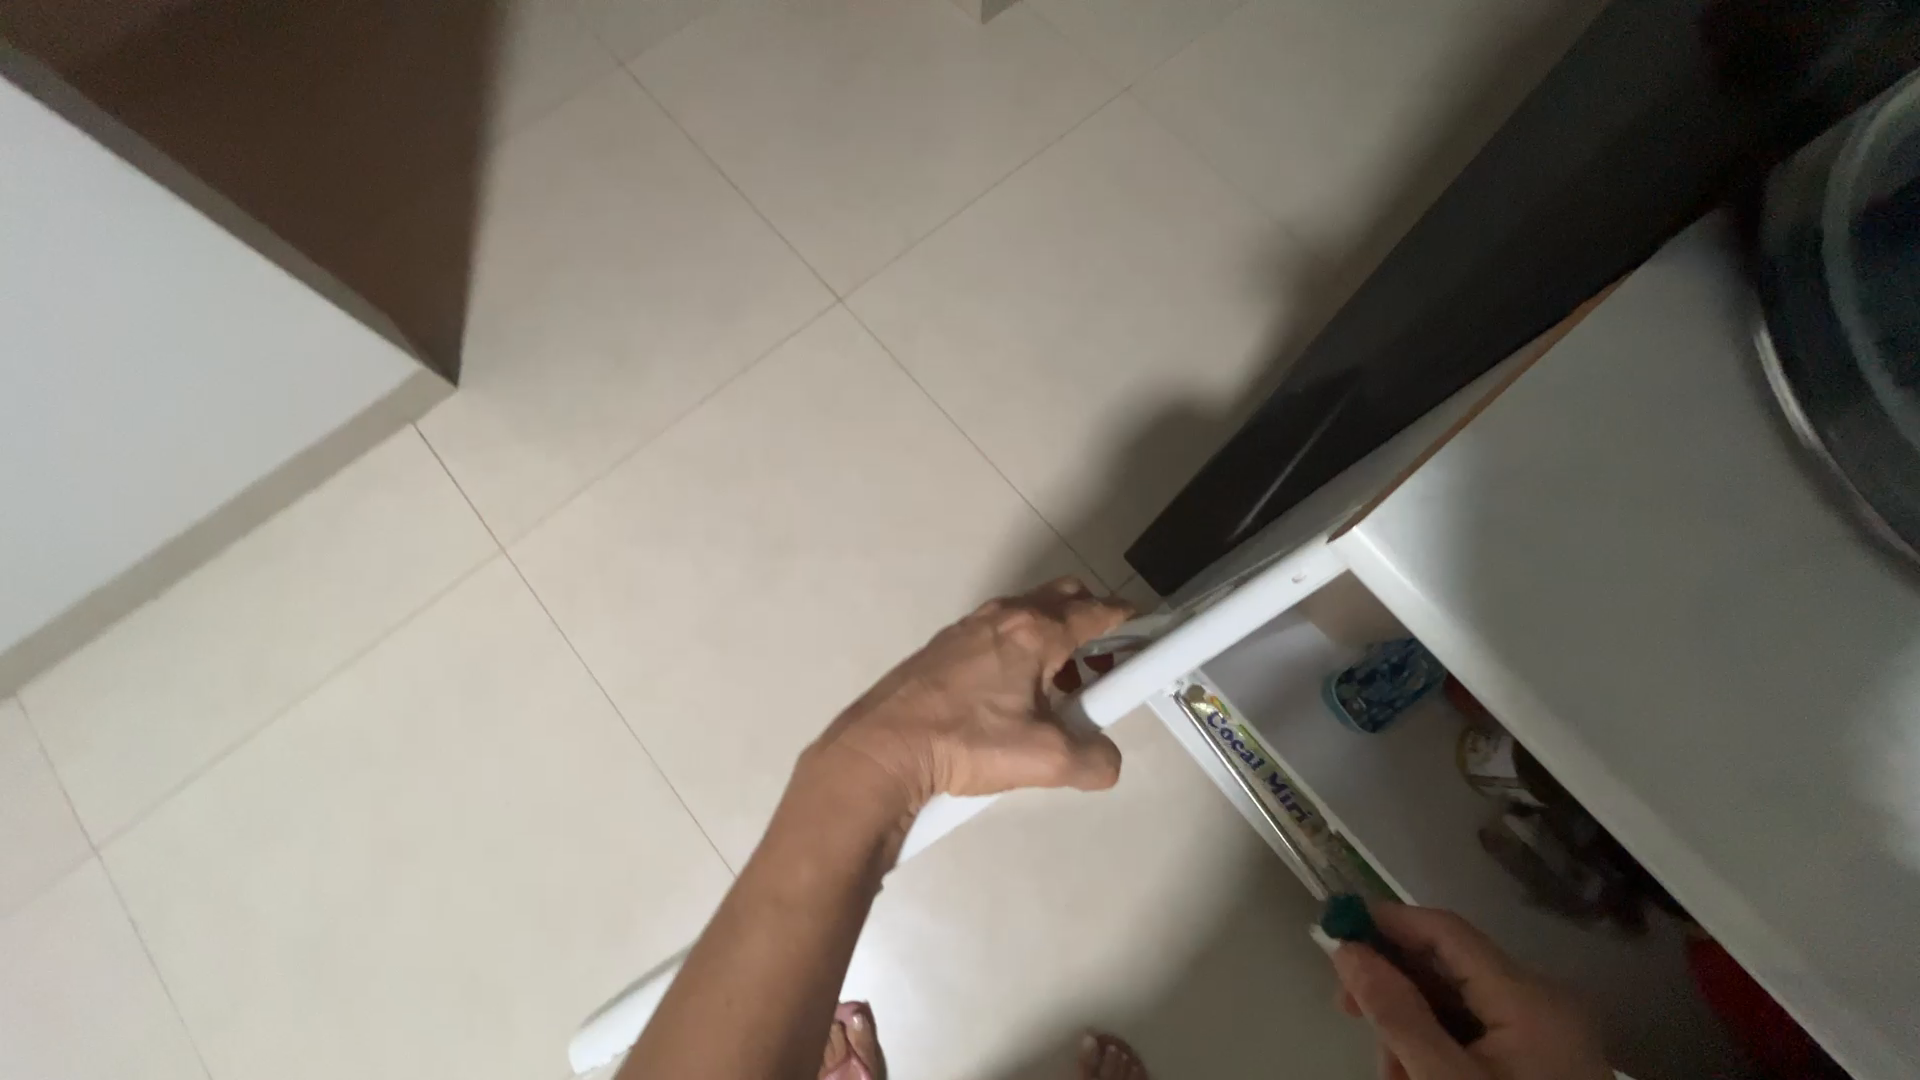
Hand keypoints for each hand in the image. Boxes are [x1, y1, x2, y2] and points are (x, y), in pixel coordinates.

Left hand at [802, 576, 1133, 818]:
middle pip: (1063, 596)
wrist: (882, 749)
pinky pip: (998, 632)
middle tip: (1105, 661)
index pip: (1098, 609)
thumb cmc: (967, 743)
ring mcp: (968, 627)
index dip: (1129, 618)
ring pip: (1027, 613)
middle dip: (1092, 618)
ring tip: (1061, 685)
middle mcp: (1003, 616)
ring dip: (1054, 637)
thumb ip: (1095, 759)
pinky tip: (1013, 696)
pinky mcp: (944, 646)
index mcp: (1034, 631)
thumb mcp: (1046, 761)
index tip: (1148, 630)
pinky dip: (1020, 649)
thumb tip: (1105, 759)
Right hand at [1331, 903, 1611, 1079]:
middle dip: (1392, 986)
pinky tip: (1414, 1075)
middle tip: (1347, 1008)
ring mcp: (1543, 1034)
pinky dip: (1435, 1046)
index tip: (1334, 929)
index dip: (1386, 920)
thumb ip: (1395, 1013)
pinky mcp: (1539, 1061)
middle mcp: (1542, 1003)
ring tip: (1390, 1070)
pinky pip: (1472, 1031)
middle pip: (1445, 966)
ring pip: (1452, 1001)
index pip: (1444, 929)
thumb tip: (1345, 948)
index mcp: (1530, 998)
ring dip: (1408, 1025)